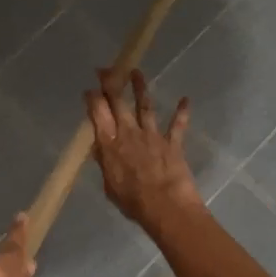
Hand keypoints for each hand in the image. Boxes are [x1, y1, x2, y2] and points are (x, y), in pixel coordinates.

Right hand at [86, 69, 200, 228]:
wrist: (166, 208)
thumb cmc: (133, 202)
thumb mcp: (109, 185)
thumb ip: (105, 163)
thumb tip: (98, 146)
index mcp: (110, 145)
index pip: (98, 113)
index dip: (92, 99)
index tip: (89, 90)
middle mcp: (129, 134)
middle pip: (118, 103)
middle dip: (111, 83)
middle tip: (106, 69)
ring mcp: (152, 136)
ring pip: (144, 106)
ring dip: (140, 87)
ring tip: (136, 71)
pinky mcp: (172, 142)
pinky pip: (178, 124)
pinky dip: (182, 112)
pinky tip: (186, 99)